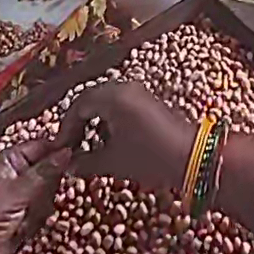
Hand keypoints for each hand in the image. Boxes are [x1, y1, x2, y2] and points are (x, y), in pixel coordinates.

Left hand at [0, 135, 74, 253]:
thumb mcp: (15, 192)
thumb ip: (44, 172)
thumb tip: (68, 151)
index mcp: (8, 160)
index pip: (41, 145)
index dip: (57, 151)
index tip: (76, 156)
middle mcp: (16, 174)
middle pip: (49, 170)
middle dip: (48, 186)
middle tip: (36, 198)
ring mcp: (20, 196)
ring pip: (48, 192)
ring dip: (41, 206)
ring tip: (25, 217)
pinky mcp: (23, 217)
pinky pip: (43, 212)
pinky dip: (36, 220)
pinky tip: (23, 228)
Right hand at [55, 81, 195, 190]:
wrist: (193, 158)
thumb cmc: (149, 157)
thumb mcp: (113, 162)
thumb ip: (86, 162)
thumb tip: (68, 166)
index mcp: (112, 96)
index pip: (78, 105)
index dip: (66, 127)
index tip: (60, 148)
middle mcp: (124, 87)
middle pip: (90, 99)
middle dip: (78, 122)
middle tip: (71, 145)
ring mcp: (138, 92)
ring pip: (105, 101)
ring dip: (94, 120)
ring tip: (88, 145)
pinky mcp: (148, 101)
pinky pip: (120, 104)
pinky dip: (109, 119)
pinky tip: (109, 141)